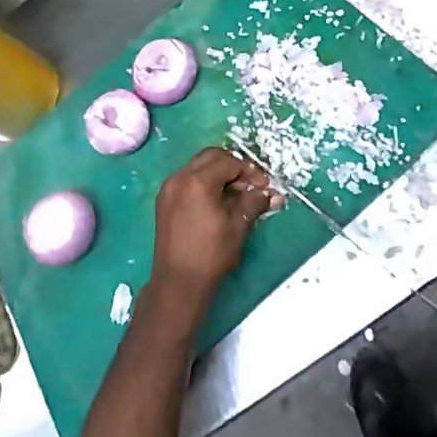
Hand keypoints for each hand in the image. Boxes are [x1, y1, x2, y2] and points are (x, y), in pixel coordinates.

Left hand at [149, 147, 278, 303]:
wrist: (178, 278)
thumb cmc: (211, 252)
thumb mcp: (238, 225)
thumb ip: (253, 203)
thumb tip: (271, 193)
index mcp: (197, 181)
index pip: (228, 163)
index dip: (249, 171)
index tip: (264, 185)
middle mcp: (179, 177)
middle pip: (210, 157)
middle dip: (232, 166)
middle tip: (250, 184)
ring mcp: (168, 187)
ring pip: (196, 166)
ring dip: (217, 173)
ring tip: (235, 193)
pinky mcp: (164, 199)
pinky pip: (186, 179)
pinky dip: (203, 182)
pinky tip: (216, 200)